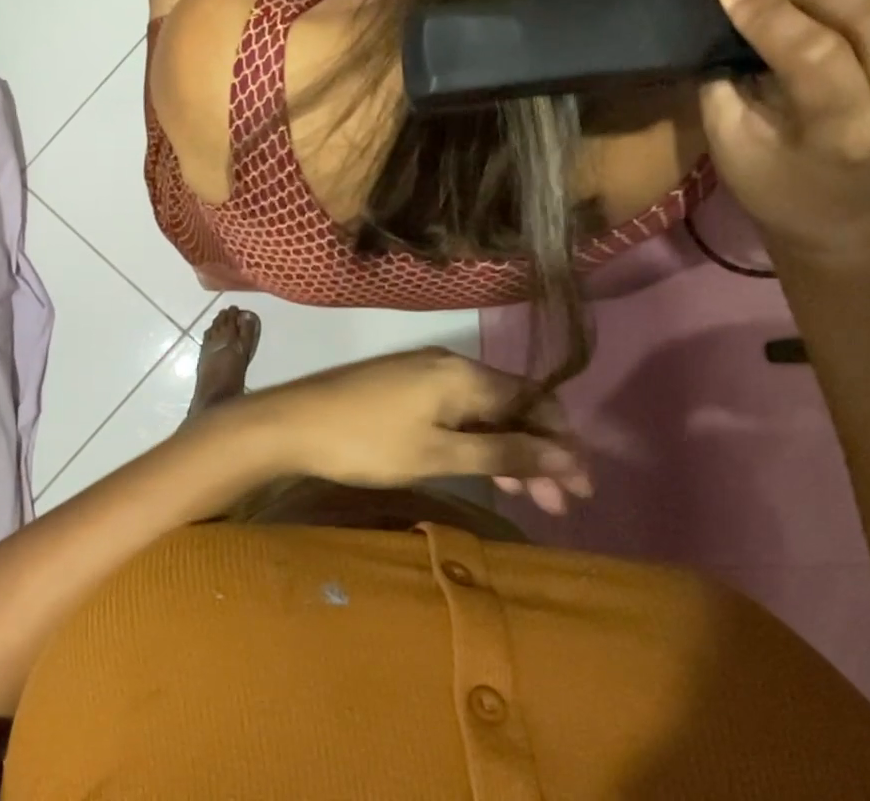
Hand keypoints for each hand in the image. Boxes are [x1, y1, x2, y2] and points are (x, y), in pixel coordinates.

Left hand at [206, 347, 589, 512]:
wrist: (288, 425)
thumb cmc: (366, 442)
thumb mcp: (439, 454)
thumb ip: (504, 452)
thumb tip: (569, 457)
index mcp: (464, 374)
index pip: (537, 400)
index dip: (565, 443)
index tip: (581, 488)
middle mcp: (449, 364)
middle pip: (512, 405)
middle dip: (541, 452)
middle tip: (557, 504)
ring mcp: (421, 372)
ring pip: (483, 409)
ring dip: (509, 449)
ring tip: (526, 497)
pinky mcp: (401, 386)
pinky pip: (455, 410)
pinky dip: (476, 439)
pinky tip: (482, 468)